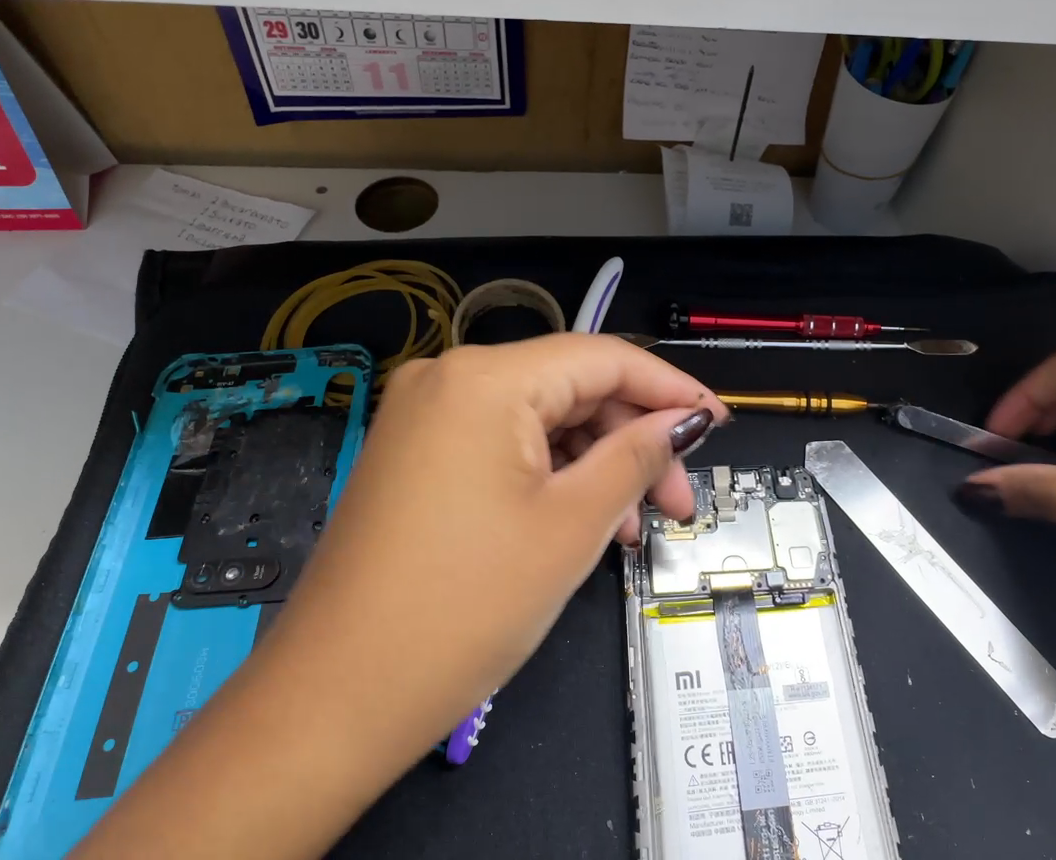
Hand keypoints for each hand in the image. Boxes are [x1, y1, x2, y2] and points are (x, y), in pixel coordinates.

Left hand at [73, 335, 726, 859]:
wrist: (336, 697)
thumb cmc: (466, 605)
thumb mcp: (572, 525)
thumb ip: (638, 455)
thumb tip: (687, 418)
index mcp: (484, 378)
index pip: (602, 358)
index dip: (670, 388)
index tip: (718, 422)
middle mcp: (447, 380)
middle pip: (570, 389)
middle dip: (633, 441)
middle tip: (678, 502)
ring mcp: (423, 419)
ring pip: (539, 422)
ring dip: (596, 466)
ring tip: (631, 528)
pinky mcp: (414, 459)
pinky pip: (502, 448)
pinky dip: (551, 479)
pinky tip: (582, 524)